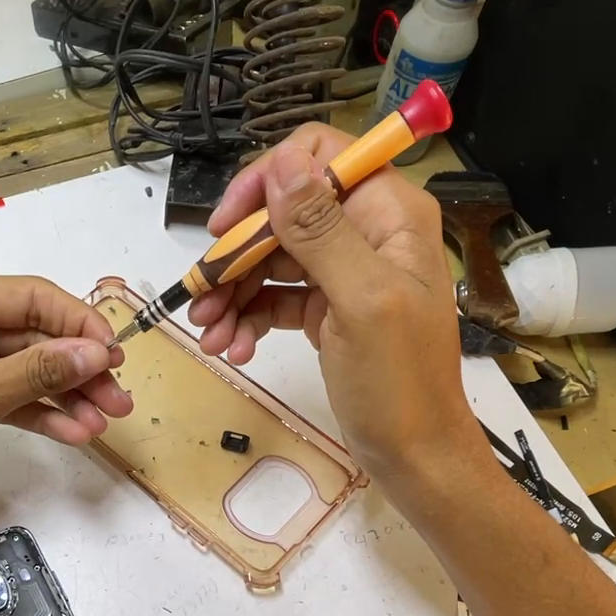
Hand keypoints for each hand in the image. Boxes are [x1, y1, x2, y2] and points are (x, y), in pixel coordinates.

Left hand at [0, 274, 130, 521]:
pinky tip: (73, 433)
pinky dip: (38, 414)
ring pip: (25, 369)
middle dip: (78, 370)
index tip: (116, 356)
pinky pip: (7, 396)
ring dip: (65, 396)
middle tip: (121, 401)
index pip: (30, 297)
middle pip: (33, 335)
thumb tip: (98, 352)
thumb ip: (36, 372)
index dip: (79, 324)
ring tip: (105, 424)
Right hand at [187, 124, 482, 483]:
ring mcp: (343, 275)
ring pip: (271, 261)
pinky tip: (235, 350)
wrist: (414, 454)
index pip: (317, 160)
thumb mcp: (360, 301)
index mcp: (388, 214)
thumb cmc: (399, 383)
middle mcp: (365, 233)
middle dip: (237, 257)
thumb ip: (321, 230)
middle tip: (202, 299)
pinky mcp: (325, 312)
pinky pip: (275, 301)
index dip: (265, 184)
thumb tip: (280, 165)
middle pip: (282, 216)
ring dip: (234, 296)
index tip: (225, 229)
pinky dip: (249, 321)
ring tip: (211, 337)